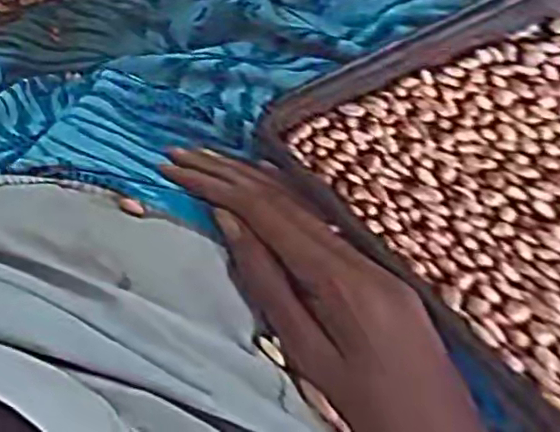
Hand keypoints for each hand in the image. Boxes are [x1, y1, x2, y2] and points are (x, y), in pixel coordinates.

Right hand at [163, 148, 481, 431]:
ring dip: (250, 177)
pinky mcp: (385, 276)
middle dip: (225, 172)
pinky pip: (322, 220)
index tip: (174, 168)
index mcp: (343, 280)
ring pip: (303, 204)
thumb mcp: (304, 350)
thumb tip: (225, 218)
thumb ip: (264, 280)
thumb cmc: (369, 409)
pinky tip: (264, 176)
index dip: (214, 184)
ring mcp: (380, 266)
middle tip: (179, 152)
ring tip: (208, 157)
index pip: (264, 212)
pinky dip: (284, 194)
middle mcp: (364, 262)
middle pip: (283, 200)